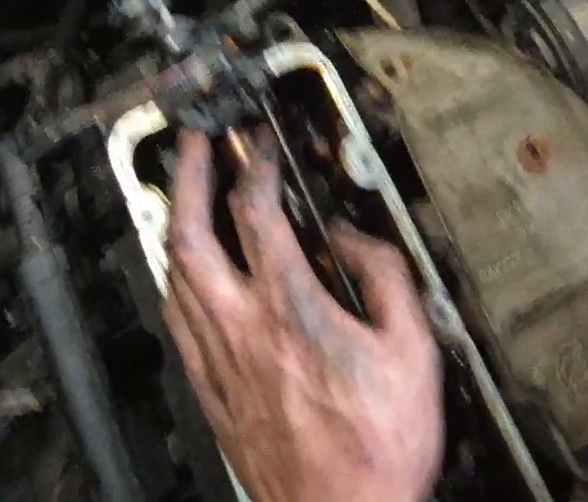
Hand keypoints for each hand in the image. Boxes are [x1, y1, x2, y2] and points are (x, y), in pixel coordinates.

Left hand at [163, 128, 443, 501]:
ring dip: (175, 219)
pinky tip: (180, 267)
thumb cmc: (379, 446)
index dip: (255, 165)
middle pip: (191, 233)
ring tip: (182, 189)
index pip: (257, 212)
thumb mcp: (413, 351)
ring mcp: (218, 357)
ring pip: (175, 272)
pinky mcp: (210, 387)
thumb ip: (386, 277)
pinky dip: (174, 276)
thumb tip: (351, 236)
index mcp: (290, 307)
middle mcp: (242, 324)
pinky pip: (176, 317)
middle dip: (187, 175)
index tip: (260, 143)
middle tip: (190, 141)